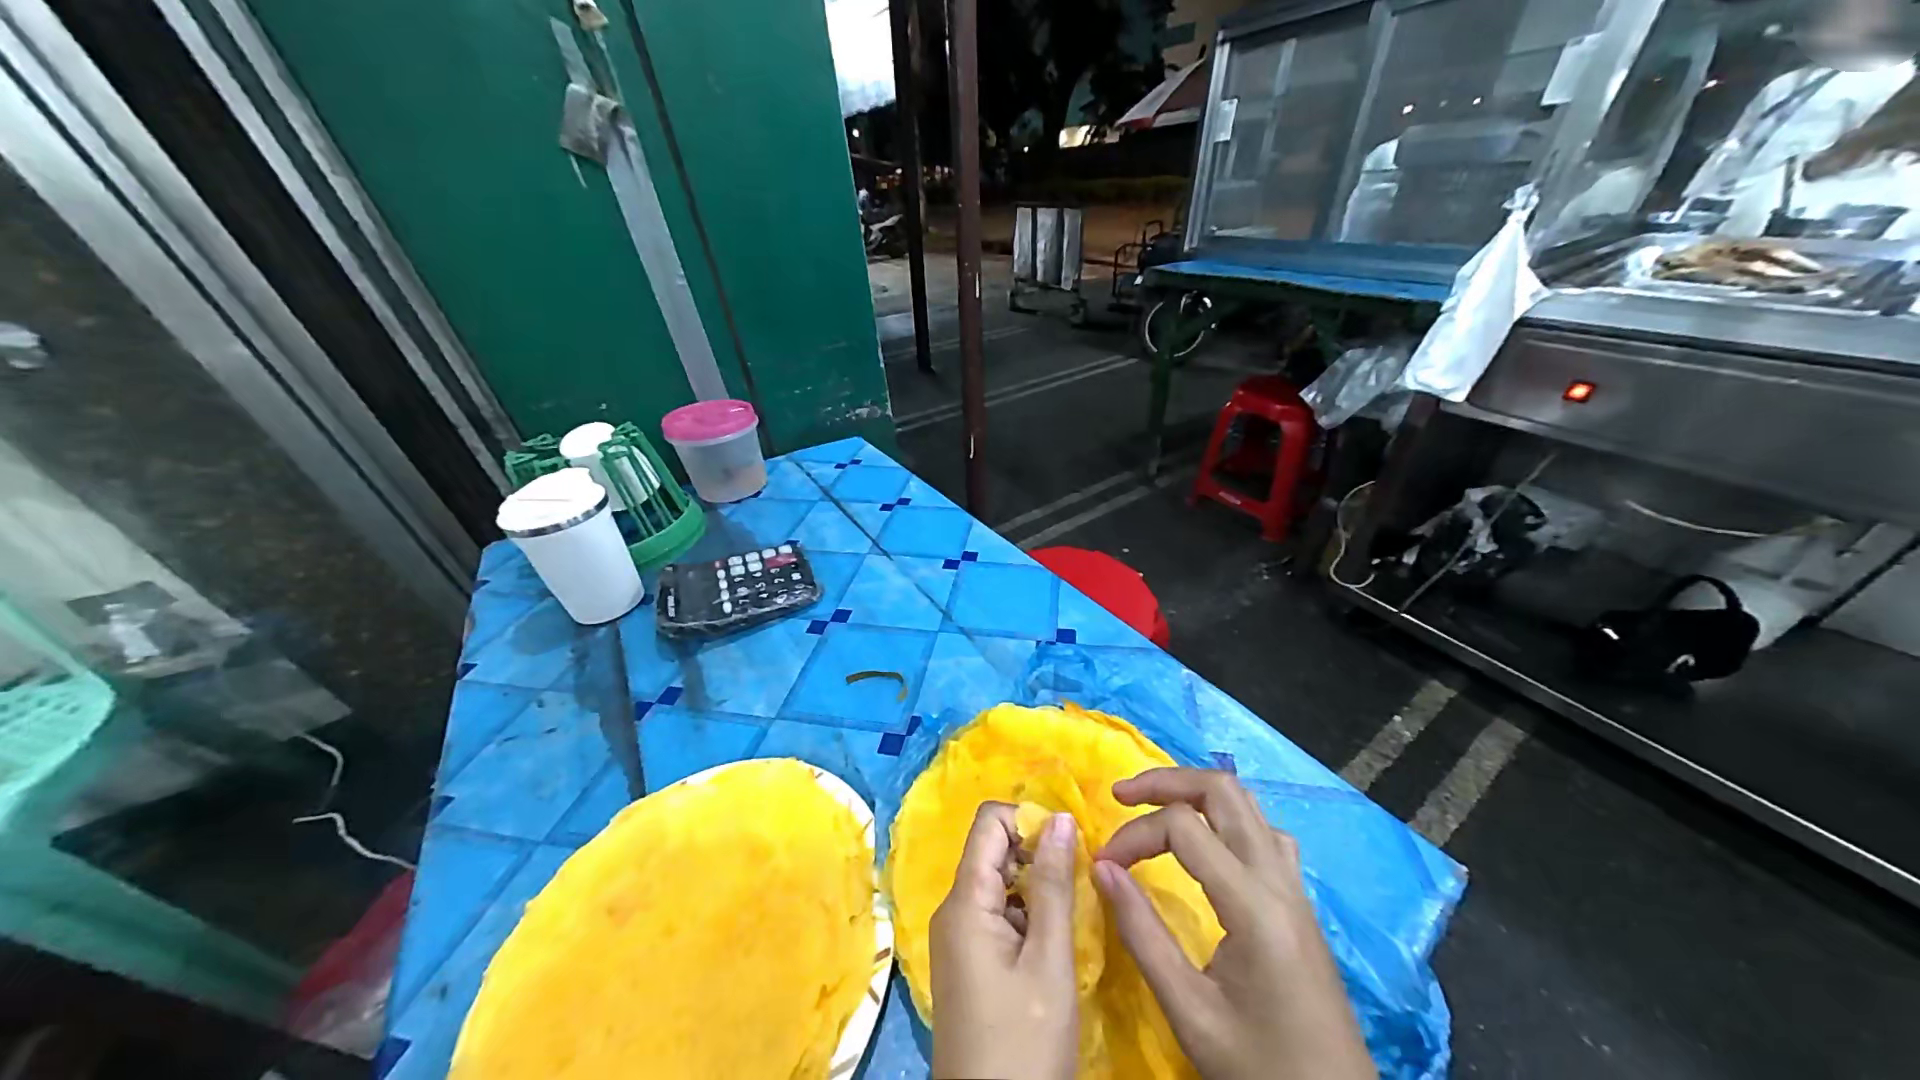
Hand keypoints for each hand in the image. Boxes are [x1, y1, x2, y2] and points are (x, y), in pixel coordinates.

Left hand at [930, 802, 1079, 1079]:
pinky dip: (1027, 913)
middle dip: (1036, 852)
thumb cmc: (1023, 1042)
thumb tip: (1062, 819)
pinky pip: (998, 914)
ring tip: (1072, 913)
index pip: (989, 823)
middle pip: (992, 850)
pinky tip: (1053, 941)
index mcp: (964, 901)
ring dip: (1036, 885)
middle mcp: (954, 909)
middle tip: (1078, 883)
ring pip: (999, 883)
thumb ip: (1054, 885)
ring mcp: (959, 937)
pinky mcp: (969, 961)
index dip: (1028, 821)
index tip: (1068, 847)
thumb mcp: (1048, 961)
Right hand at [1092, 769, 1372, 1079]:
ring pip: (1247, 804)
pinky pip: (1264, 832)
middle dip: (1166, 782)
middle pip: (1222, 790)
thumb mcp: (1188, 1010)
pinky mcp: (1299, 901)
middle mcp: (1279, 880)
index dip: (1134, 834)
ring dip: (1196, 793)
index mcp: (1253, 904)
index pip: (1182, 827)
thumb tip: (1100, 868)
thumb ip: (1141, 932)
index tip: (1103, 865)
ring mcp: (1295, 887)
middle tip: (1121, 796)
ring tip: (1155, 808)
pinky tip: (1208, 842)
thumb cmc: (1260, 1066)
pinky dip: (1226, 818)